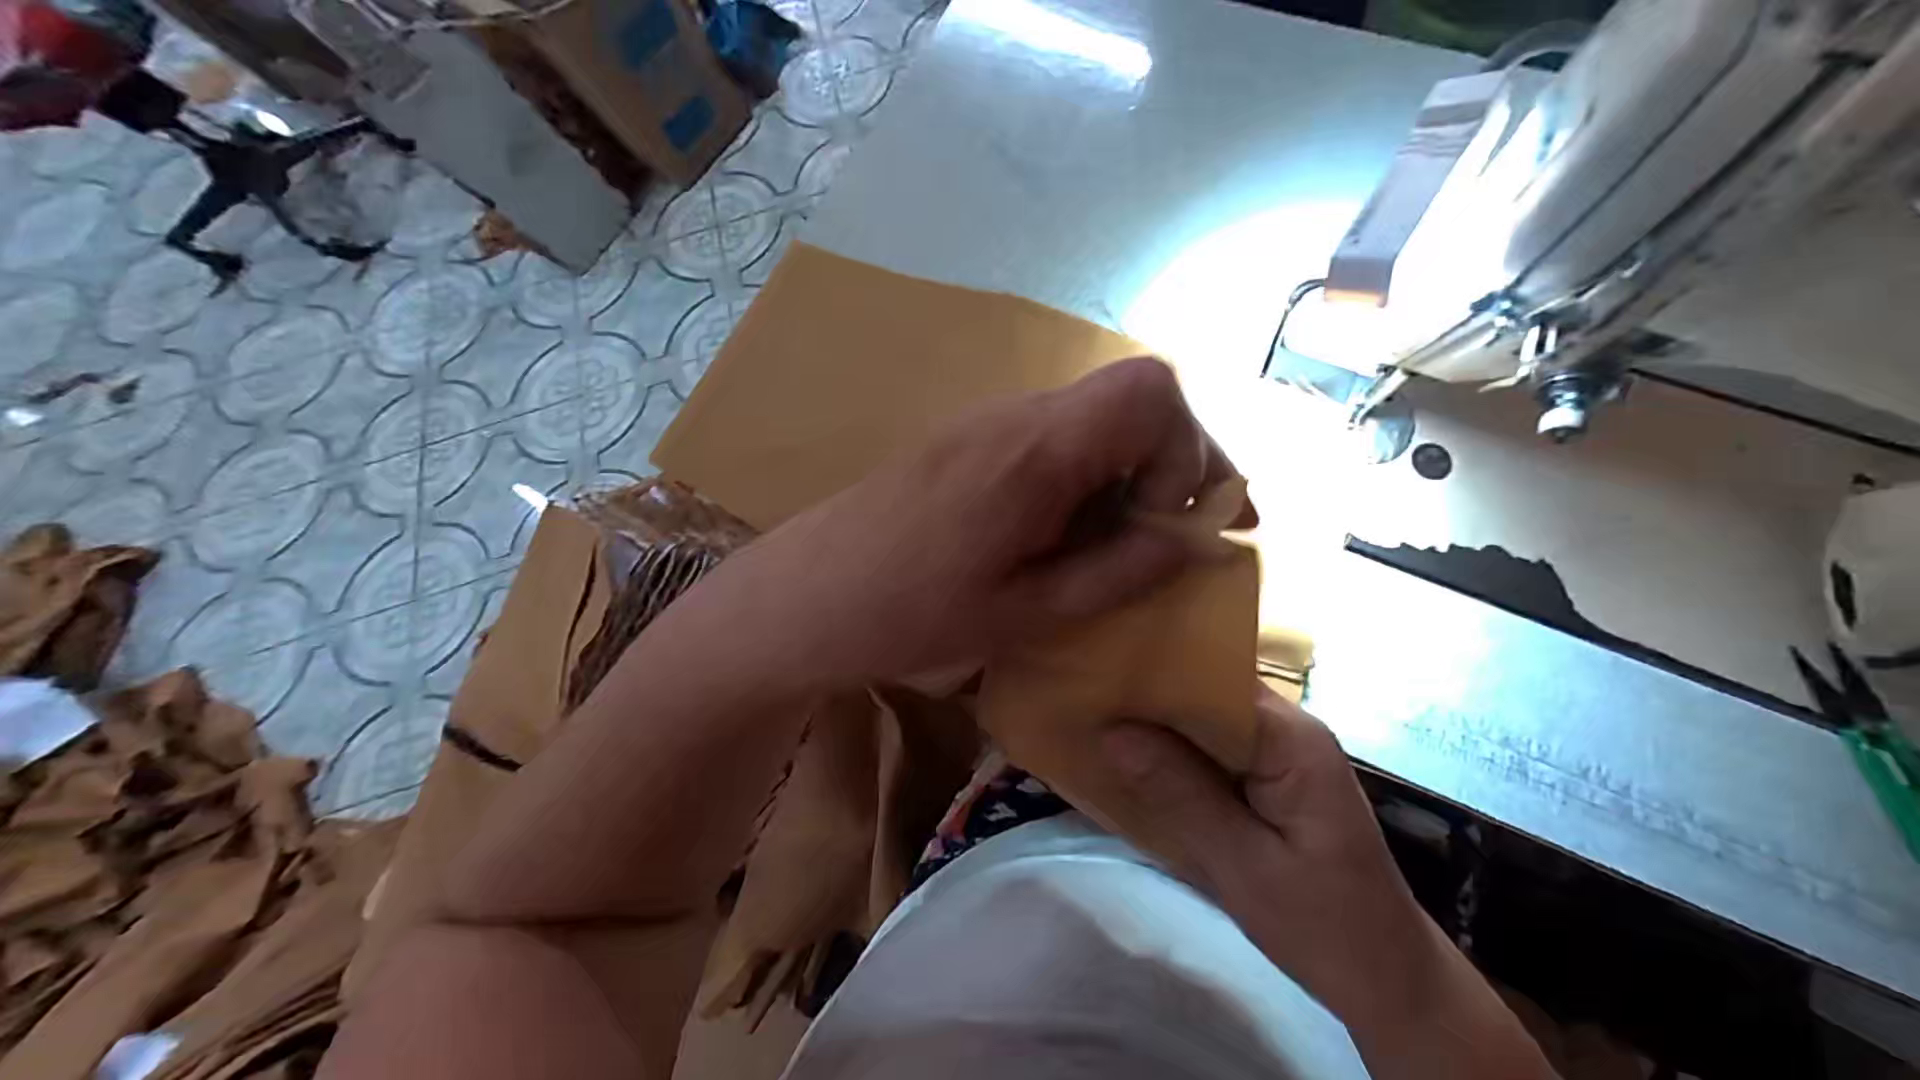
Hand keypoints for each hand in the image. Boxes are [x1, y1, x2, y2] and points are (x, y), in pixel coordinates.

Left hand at [698, 357, 1248, 686]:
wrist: (802, 597)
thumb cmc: (911, 614)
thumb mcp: (1029, 611)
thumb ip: (1122, 570)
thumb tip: (1202, 540)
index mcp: (1037, 450)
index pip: (1152, 390)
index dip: (1188, 448)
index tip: (1173, 519)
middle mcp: (1016, 415)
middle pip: (1130, 398)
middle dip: (1169, 463)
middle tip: (1169, 536)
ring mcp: (985, 422)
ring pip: (1091, 418)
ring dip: (1125, 472)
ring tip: (1117, 544)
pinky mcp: (965, 440)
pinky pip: (1051, 438)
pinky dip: (1082, 476)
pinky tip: (1062, 532)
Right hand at [1100, 684, 1556, 1079]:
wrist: (1387, 978)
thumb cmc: (1323, 925)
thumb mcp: (1243, 865)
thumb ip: (1180, 792)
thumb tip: (1113, 731)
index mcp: (1292, 740)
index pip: (1215, 679)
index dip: (1157, 673)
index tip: (1097, 674)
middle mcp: (1290, 728)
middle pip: (1210, 690)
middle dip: (1150, 693)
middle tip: (1085, 694)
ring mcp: (1282, 750)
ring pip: (1208, 716)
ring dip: (1159, 720)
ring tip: (1095, 715)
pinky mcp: (1271, 773)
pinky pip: (1215, 745)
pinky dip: (1176, 749)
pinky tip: (1135, 756)